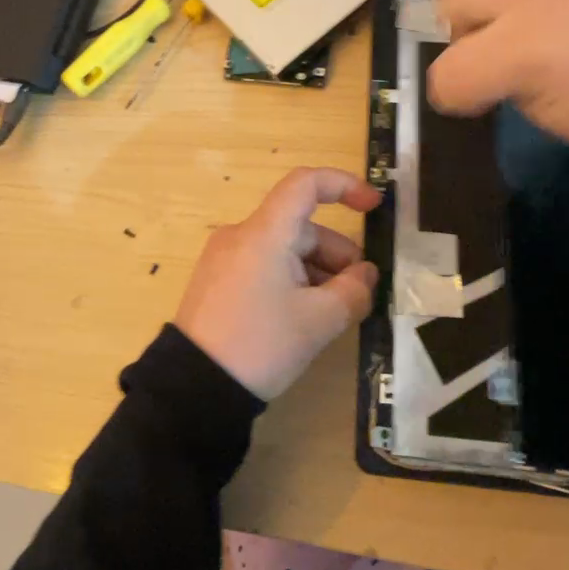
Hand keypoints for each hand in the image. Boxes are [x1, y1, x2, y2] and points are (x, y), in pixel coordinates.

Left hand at [173, 168, 382, 400]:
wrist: (195, 386)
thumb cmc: (261, 345)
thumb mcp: (319, 322)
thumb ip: (353, 291)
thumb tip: (365, 275)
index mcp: (264, 233)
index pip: (306, 183)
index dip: (344, 185)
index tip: (373, 207)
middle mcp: (241, 235)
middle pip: (301, 227)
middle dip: (337, 254)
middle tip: (358, 293)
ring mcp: (226, 258)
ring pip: (285, 249)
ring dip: (317, 272)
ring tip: (334, 313)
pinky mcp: (218, 280)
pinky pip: (265, 265)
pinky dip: (292, 280)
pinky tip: (304, 316)